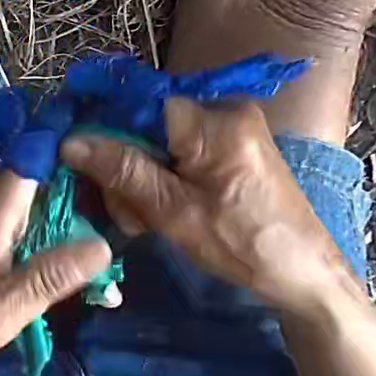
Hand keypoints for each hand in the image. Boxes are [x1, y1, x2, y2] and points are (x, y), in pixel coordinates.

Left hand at [0, 172, 111, 375]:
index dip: (65, 152)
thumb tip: (103, 245)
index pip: (30, 163)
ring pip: (25, 203)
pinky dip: (39, 229)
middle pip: (34, 183)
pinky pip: (14, 221)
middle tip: (118, 204)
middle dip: (73, 189)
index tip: (103, 154)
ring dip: (58, 212)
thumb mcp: (3, 310)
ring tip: (100, 225)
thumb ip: (49, 277)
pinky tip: (60, 248)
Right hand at [62, 99, 355, 315]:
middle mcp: (224, 108)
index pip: (138, 104)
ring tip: (149, 222)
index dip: (106, 132)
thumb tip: (70, 141)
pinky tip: (165, 210)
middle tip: (130, 216)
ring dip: (144, 179)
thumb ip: (122, 170)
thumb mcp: (173, 212)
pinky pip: (182, 148)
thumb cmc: (242, 245)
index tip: (86, 168)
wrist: (305, 271)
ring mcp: (231, 124)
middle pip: (147, 123)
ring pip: (160, 139)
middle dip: (127, 168)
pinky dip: (166, 177)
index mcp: (213, 120)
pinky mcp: (233, 143)